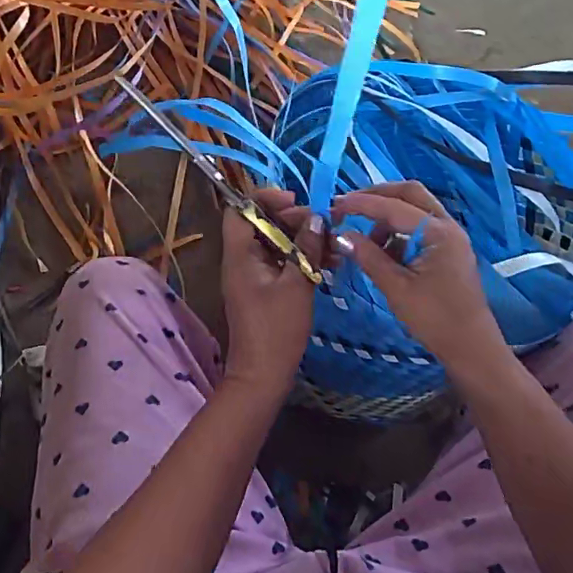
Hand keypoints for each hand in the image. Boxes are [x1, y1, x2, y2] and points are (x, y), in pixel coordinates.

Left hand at [220, 188, 327, 396]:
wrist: (263, 374)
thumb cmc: (277, 329)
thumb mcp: (297, 284)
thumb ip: (306, 248)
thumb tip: (317, 218)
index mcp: (240, 254)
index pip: (240, 210)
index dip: (265, 198)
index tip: (295, 200)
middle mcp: (241, 260)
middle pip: (261, 224)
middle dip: (293, 219)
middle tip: (322, 225)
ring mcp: (252, 275)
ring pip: (275, 243)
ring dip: (302, 239)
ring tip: (332, 244)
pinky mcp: (264, 290)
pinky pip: (280, 262)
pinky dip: (300, 258)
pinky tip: (328, 262)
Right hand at [331, 182, 513, 385]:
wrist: (471, 348)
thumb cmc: (434, 319)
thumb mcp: (396, 287)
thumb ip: (368, 256)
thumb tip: (342, 235)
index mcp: (438, 232)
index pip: (393, 206)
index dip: (360, 203)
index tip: (333, 205)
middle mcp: (448, 226)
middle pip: (409, 194)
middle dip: (377, 196)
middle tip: (348, 207)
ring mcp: (451, 237)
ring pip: (415, 209)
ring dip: (387, 217)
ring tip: (365, 242)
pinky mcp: (448, 250)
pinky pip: (420, 228)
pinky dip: (398, 232)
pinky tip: (384, 254)